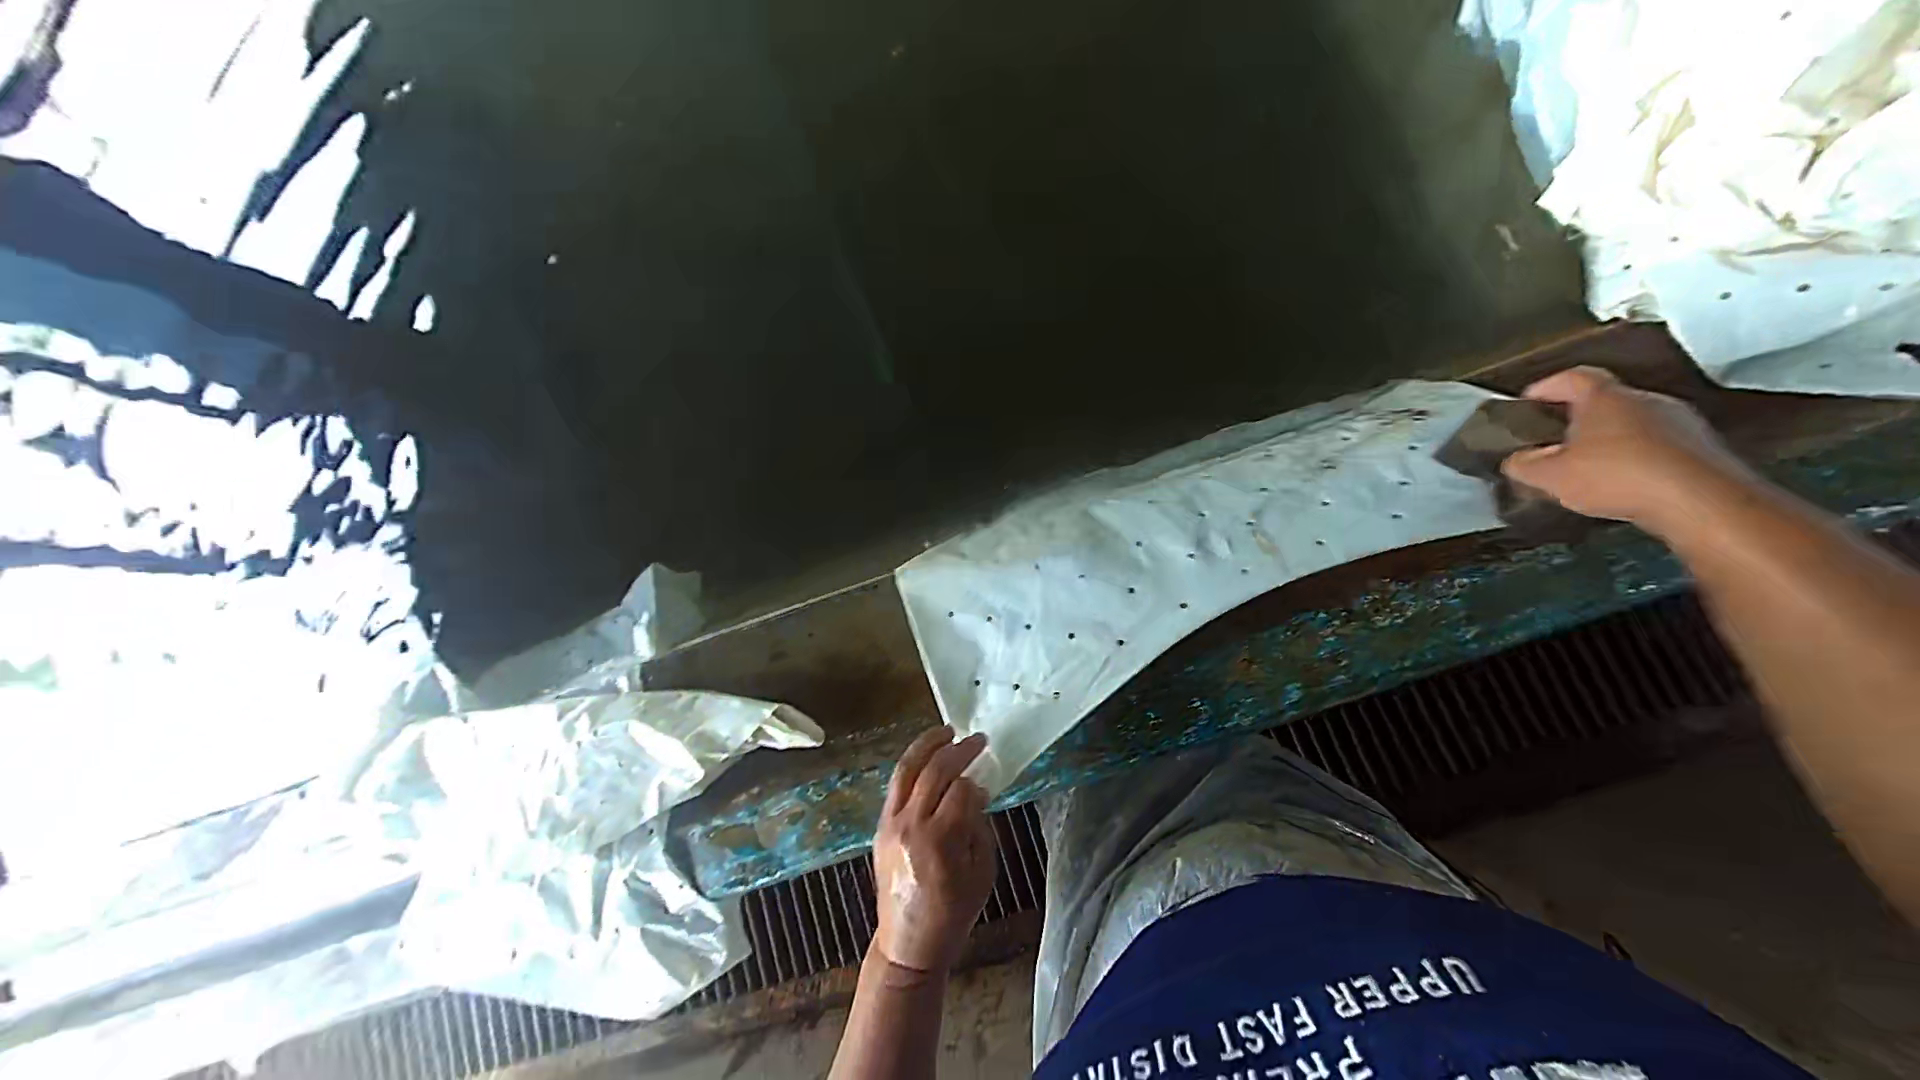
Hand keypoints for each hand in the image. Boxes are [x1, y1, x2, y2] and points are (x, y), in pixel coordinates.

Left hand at [871, 727, 997, 974]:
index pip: (961, 790)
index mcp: (940, 840)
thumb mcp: (982, 873)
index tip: (987, 778)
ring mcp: (891, 824)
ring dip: (928, 745)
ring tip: (946, 732)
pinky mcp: (880, 826)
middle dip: (958, 750)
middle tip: (976, 740)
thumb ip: (979, 827)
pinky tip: (926, 757)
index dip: (977, 780)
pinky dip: (912, 766)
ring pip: (907, 770)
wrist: (908, 944)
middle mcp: (911, 825)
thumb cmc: (953, 913)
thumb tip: (975, 792)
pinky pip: (896, 785)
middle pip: (934, 771)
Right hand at [1501, 366, 1753, 534]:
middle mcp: (1646, 399)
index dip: (1546, 387)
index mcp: (1606, 398)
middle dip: (1577, 418)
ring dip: (1609, 438)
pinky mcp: (1702, 445)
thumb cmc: (1617, 476)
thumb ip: (1524, 465)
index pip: (1572, 377)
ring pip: (1633, 421)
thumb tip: (1516, 460)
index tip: (1528, 402)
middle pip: (1605, 400)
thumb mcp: (1549, 477)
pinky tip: (1624, 480)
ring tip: (1589, 465)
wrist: (1700, 501)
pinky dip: (1637, 455)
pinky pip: (1658, 442)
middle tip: (1554, 440)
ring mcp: (1681, 420)